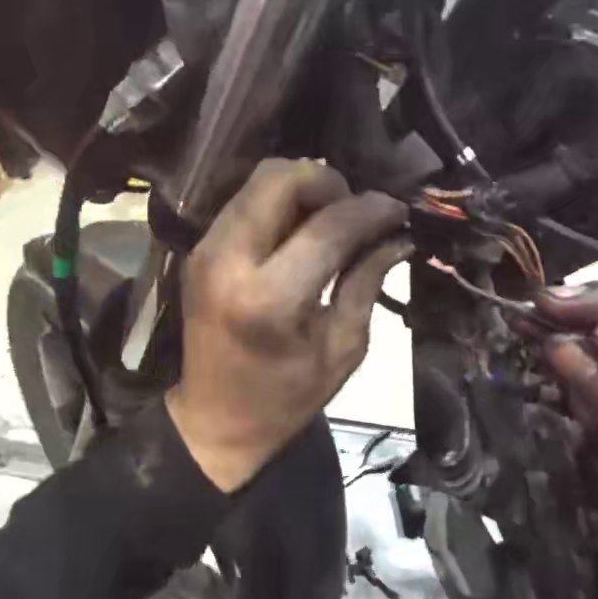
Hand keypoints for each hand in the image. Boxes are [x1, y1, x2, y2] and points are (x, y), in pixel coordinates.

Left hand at [168, 160, 410, 491]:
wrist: (213, 420)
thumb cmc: (285, 399)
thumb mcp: (342, 350)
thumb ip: (366, 283)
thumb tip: (396, 236)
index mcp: (268, 300)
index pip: (326, 227)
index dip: (369, 210)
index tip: (397, 209)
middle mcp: (228, 262)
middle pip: (280, 178)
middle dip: (329, 183)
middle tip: (356, 212)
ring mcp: (206, 250)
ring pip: (259, 181)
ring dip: (304, 189)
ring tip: (332, 220)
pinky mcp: (199, 249)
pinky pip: (246, 201)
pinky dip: (280, 202)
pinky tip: (303, 230)